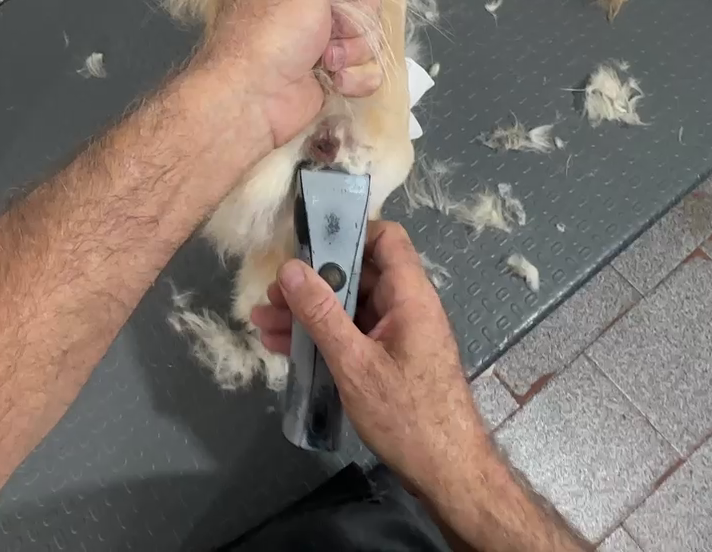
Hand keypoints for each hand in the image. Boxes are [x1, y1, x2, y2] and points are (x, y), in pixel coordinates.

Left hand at [192, 0, 383, 149]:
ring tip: (328, 61)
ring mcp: (314, 47)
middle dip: (356, 20)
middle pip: (360, 5)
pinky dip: (354, 79)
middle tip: (333, 29)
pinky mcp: (326, 79)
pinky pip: (362, 73)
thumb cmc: (272, 32)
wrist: (252, 98)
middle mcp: (300, 11)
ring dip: (354, 51)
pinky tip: (335, 81)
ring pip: (365, 40)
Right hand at [250, 223, 497, 516]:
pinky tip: (281, 345)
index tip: (309, 244)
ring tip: (262, 321)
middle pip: (356, 273)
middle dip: (311, 281)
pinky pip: (349, 333)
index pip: (385, 238)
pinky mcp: (387, 358)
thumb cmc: (408, 415)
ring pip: (347, 306)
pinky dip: (319, 335)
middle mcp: (405, 306)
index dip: (350, 232)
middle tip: (272, 295)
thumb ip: (321, 313)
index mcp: (409, 296)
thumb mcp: (355, 363)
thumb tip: (289, 266)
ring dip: (306, 312)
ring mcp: (396, 334)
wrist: (449, 478)